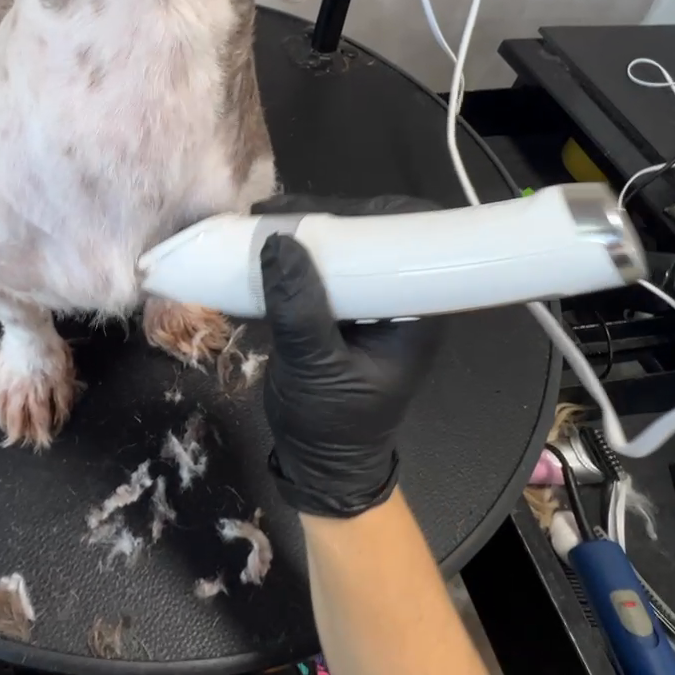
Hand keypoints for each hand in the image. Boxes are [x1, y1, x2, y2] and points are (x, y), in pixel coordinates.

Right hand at [257, 195, 446, 518]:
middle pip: (370, 235)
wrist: (317, 464)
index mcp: (415, 311)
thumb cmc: (331, 424)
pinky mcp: (337, 309)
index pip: (411, 238)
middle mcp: (396, 298)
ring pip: (341, 248)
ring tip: (259, 221)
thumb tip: (279, 242)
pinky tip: (259, 246)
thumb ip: (299, 309)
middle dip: (323, 217)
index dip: (369, 213)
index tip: (318, 211)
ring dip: (302, 232)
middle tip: (274, 212)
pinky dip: (291, 256)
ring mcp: (366, 302)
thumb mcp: (315, 368)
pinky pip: (318, 269)